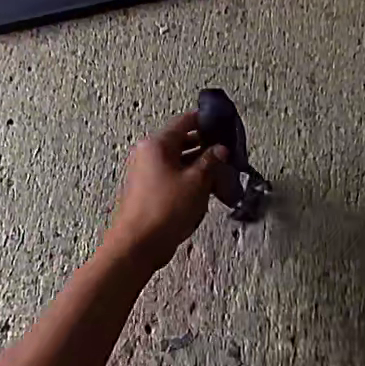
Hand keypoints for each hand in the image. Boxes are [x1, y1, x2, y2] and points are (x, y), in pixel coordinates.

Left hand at [99, 111, 229, 271]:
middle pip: (182, 140)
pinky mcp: (148, 190)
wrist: (138, 244)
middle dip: (205, 145)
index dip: (206, 121)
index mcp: (157, 144)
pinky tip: (205, 189)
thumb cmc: (163, 210)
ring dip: (199, 164)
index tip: (223, 124)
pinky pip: (172, 176)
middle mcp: (148, 154)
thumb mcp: (197, 181)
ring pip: (178, 160)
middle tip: (227, 150)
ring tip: (221, 172)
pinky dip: (189, 178)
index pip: (185, 121)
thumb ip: (211, 161)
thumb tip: (220, 149)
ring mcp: (146, 172)